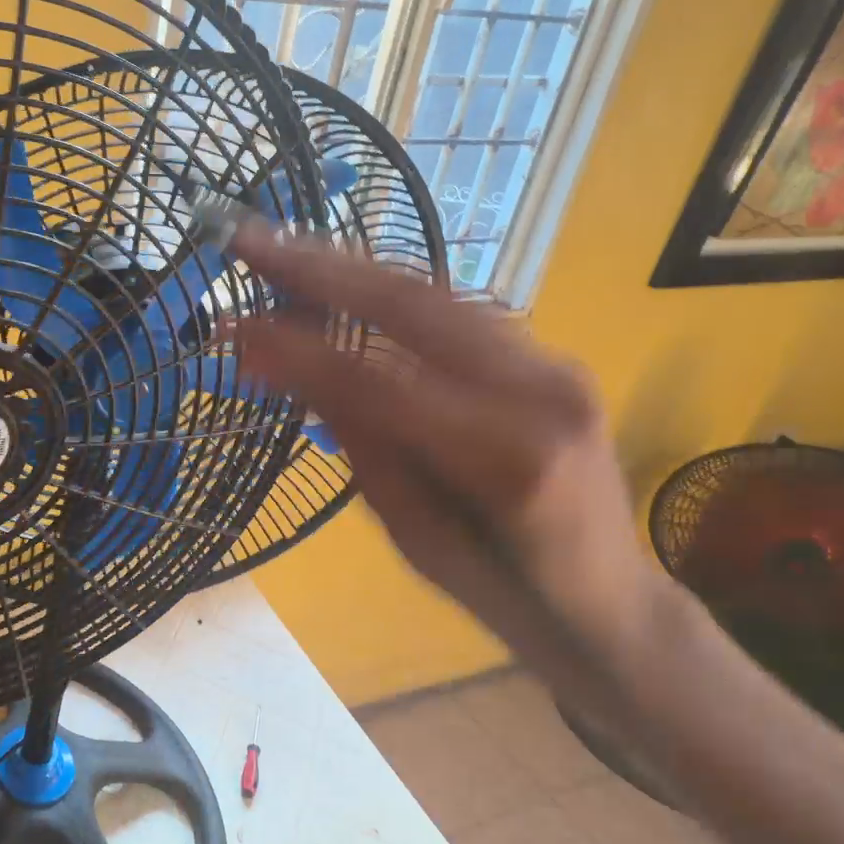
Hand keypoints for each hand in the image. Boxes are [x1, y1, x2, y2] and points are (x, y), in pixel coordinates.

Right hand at [226, 222, 660, 648]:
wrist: (609, 600)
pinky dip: (384, 287)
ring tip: (278, 247)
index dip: (298, 350)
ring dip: (347, 267)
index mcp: (508, 459)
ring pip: (432, 292)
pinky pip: (452, 307)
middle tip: (247, 242)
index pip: (376, 383)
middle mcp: (540, 392)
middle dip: (317, 270)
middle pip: (411, 307)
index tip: (234, 328)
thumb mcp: (410, 530)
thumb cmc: (498, 588)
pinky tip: (336, 276)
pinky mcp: (546, 353)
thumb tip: (278, 364)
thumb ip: (355, 437)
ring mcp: (552, 363)